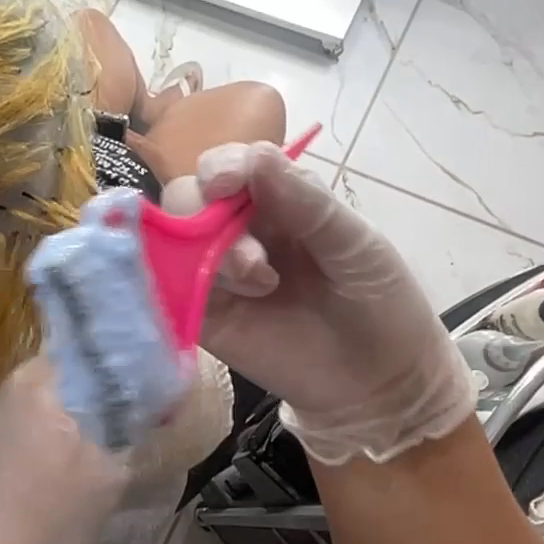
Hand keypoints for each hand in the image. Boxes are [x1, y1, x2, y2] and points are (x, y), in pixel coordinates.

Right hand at [180, 142, 473, 464]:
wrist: (377, 387)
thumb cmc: (379, 306)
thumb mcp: (355, 245)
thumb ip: (306, 203)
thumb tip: (255, 157)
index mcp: (277, 201)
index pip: (229, 166)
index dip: (220, 166)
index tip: (226, 183)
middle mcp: (237, 230)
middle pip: (187, 198)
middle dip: (207, 214)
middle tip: (253, 257)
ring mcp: (213, 273)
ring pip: (174, 241)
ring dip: (208, 256)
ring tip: (259, 286)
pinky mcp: (198, 315)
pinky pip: (164, 289)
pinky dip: (171, 284)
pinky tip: (204, 296)